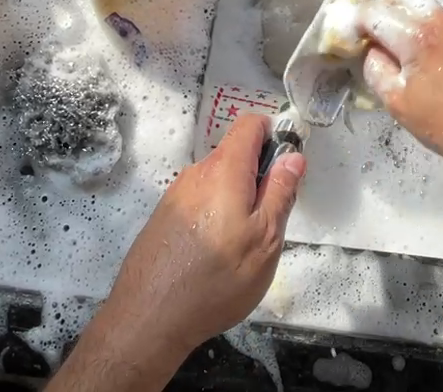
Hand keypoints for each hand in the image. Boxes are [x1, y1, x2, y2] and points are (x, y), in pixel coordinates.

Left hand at [80, 113, 305, 374]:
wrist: (149, 318)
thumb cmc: (217, 278)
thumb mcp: (265, 239)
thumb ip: (281, 192)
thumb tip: (293, 156)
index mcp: (225, 169)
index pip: (250, 123)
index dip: (273, 135)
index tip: (285, 168)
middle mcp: (197, 172)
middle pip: (235, 153)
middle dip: (257, 175)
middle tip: (268, 218)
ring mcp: (177, 193)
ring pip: (218, 180)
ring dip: (236, 197)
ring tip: (241, 243)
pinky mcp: (164, 216)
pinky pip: (200, 200)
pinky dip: (215, 214)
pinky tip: (214, 254)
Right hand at [359, 0, 442, 182]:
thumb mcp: (397, 103)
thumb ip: (375, 69)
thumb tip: (372, 50)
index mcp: (416, 35)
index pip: (374, 11)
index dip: (356, 21)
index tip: (351, 35)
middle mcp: (441, 19)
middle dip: (384, 5)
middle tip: (377, 31)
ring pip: (429, 0)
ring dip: (411, 13)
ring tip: (406, 42)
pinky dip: (434, 25)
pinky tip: (434, 53)